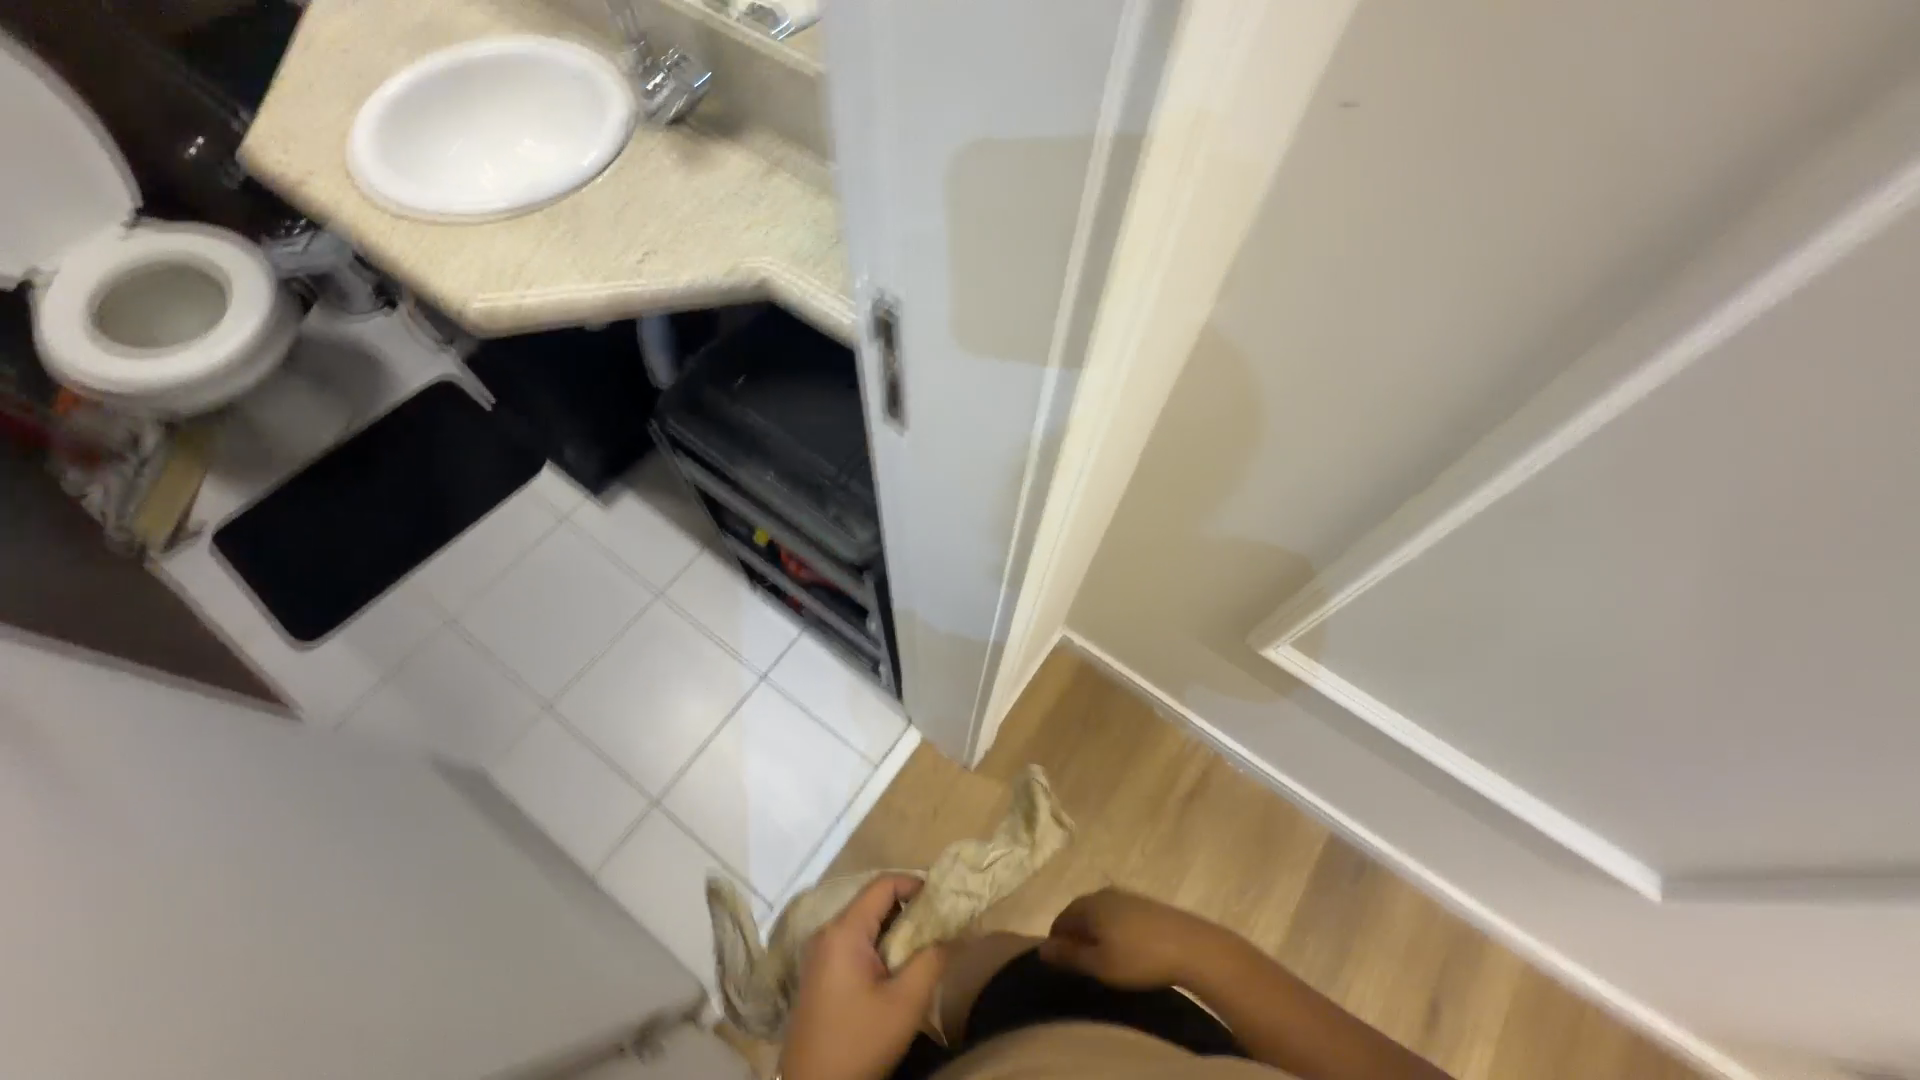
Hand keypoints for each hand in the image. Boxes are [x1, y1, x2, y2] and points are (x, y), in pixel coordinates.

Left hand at [781, 875, 947, 1079]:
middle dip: (908, 910)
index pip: (883, 884)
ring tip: (922, 950)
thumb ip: (932, 959)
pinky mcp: (818, 974)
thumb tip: (952, 932)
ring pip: (864, 924)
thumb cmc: (860, 1041)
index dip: (916, 884)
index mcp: (843, 931)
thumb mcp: (906, 1002)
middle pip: (872, 902)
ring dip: (894, 931)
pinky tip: (895, 971)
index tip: (943, 903)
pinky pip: (852, 944)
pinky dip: (878, 947)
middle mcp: (826, 933)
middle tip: (938, 929)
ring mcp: (819, 954)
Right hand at [1038, 888, 1236, 990]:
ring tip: (1102, 959)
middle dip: (1075, 937)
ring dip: (1094, 934)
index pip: (1060, 921)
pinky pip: (1116, 915)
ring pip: (1099, 914)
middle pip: (1078, 914)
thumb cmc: (1139, 958)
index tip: (1063, 967)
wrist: (1192, 947)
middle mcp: (1104, 894)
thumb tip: (1041, 948)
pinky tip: (1124, 949)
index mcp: (1088, 904)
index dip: (1057, 944)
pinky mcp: (1145, 904)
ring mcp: (1126, 896)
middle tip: (1081, 965)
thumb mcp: (1099, 964)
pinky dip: (1112, 930)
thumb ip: (1068, 955)